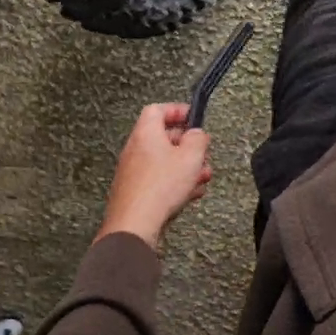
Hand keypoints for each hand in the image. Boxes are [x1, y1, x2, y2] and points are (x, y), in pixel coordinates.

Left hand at [98, 104, 212, 251]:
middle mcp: (135, 150)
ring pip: (163, 160)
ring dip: (185, 166)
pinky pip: (158, 179)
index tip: (193, 118)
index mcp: (146, 134)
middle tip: (202, 152)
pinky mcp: (134, 191)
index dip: (177, 110)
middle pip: (163, 136)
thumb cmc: (160, 187)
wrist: (134, 224)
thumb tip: (197, 134)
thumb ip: (198, 139)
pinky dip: (175, 182)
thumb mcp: (191, 156)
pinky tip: (190, 194)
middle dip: (187, 144)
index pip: (157, 109)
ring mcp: (133, 172)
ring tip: (202, 177)